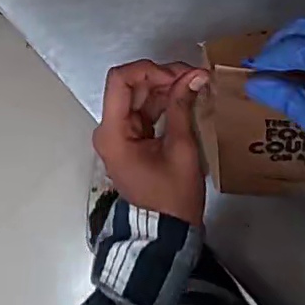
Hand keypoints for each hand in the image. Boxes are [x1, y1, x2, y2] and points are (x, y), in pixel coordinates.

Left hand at [93, 60, 209, 225]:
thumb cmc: (172, 197)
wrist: (167, 233)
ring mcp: (120, 133)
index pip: (120, 80)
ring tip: (194, 83)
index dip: (148, 70)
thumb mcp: (181, 149)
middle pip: (130, 85)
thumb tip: (194, 75)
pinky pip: (144, 109)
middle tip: (193, 76)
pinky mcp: (132, 137)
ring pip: (139, 94)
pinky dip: (164, 99)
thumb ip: (182, 107)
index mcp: (113, 133)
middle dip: (162, 75)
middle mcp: (110, 129)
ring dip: (165, 85)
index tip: (177, 75)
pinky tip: (186, 96)